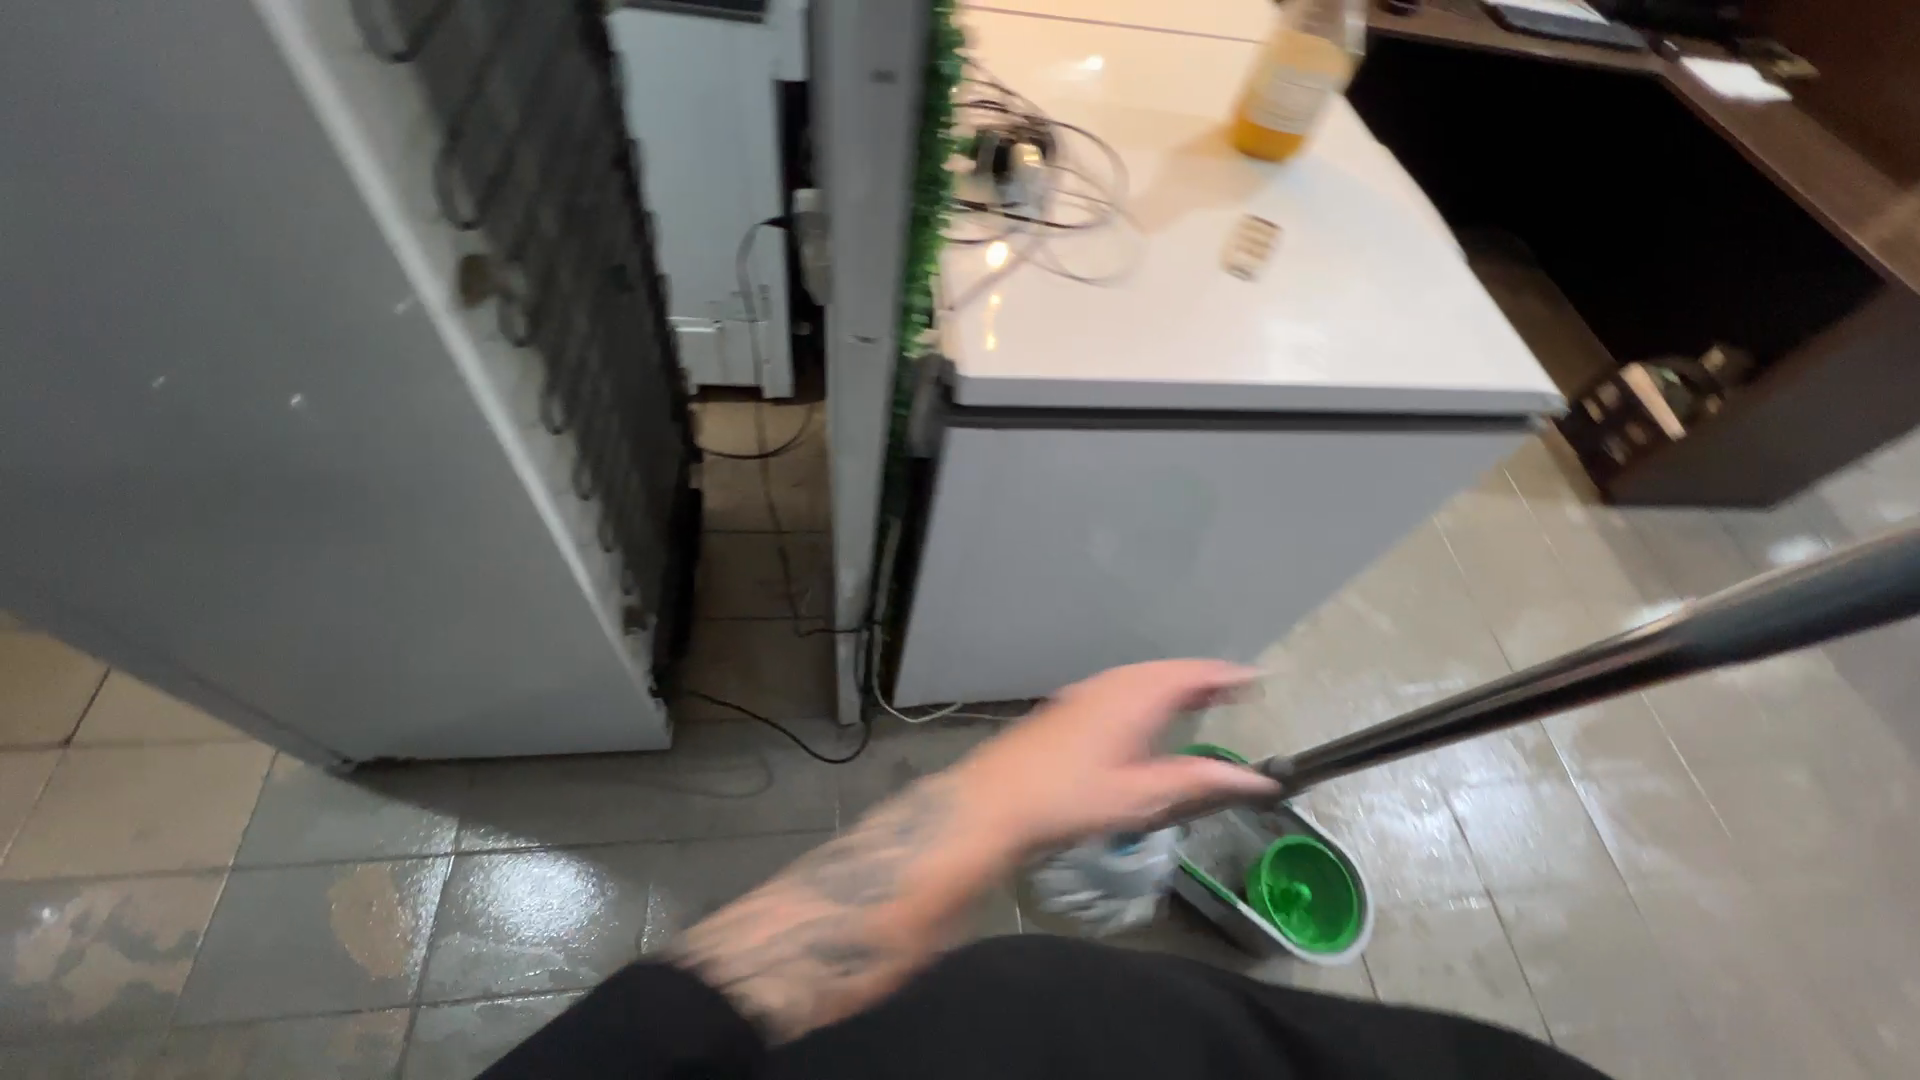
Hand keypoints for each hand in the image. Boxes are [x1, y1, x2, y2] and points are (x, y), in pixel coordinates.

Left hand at [951, 659, 1283, 857]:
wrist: (997, 800)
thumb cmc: (1072, 799)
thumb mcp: (1142, 796)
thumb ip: (1199, 782)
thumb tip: (1257, 780)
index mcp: (1134, 698)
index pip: (1191, 675)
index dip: (1225, 675)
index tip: (1255, 678)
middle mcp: (1110, 685)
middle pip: (1165, 671)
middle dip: (1201, 678)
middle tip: (1232, 688)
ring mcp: (1084, 692)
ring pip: (1139, 677)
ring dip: (1172, 683)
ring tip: (1198, 698)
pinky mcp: (1067, 706)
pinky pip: (1119, 686)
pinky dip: (1145, 691)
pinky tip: (1144, 712)